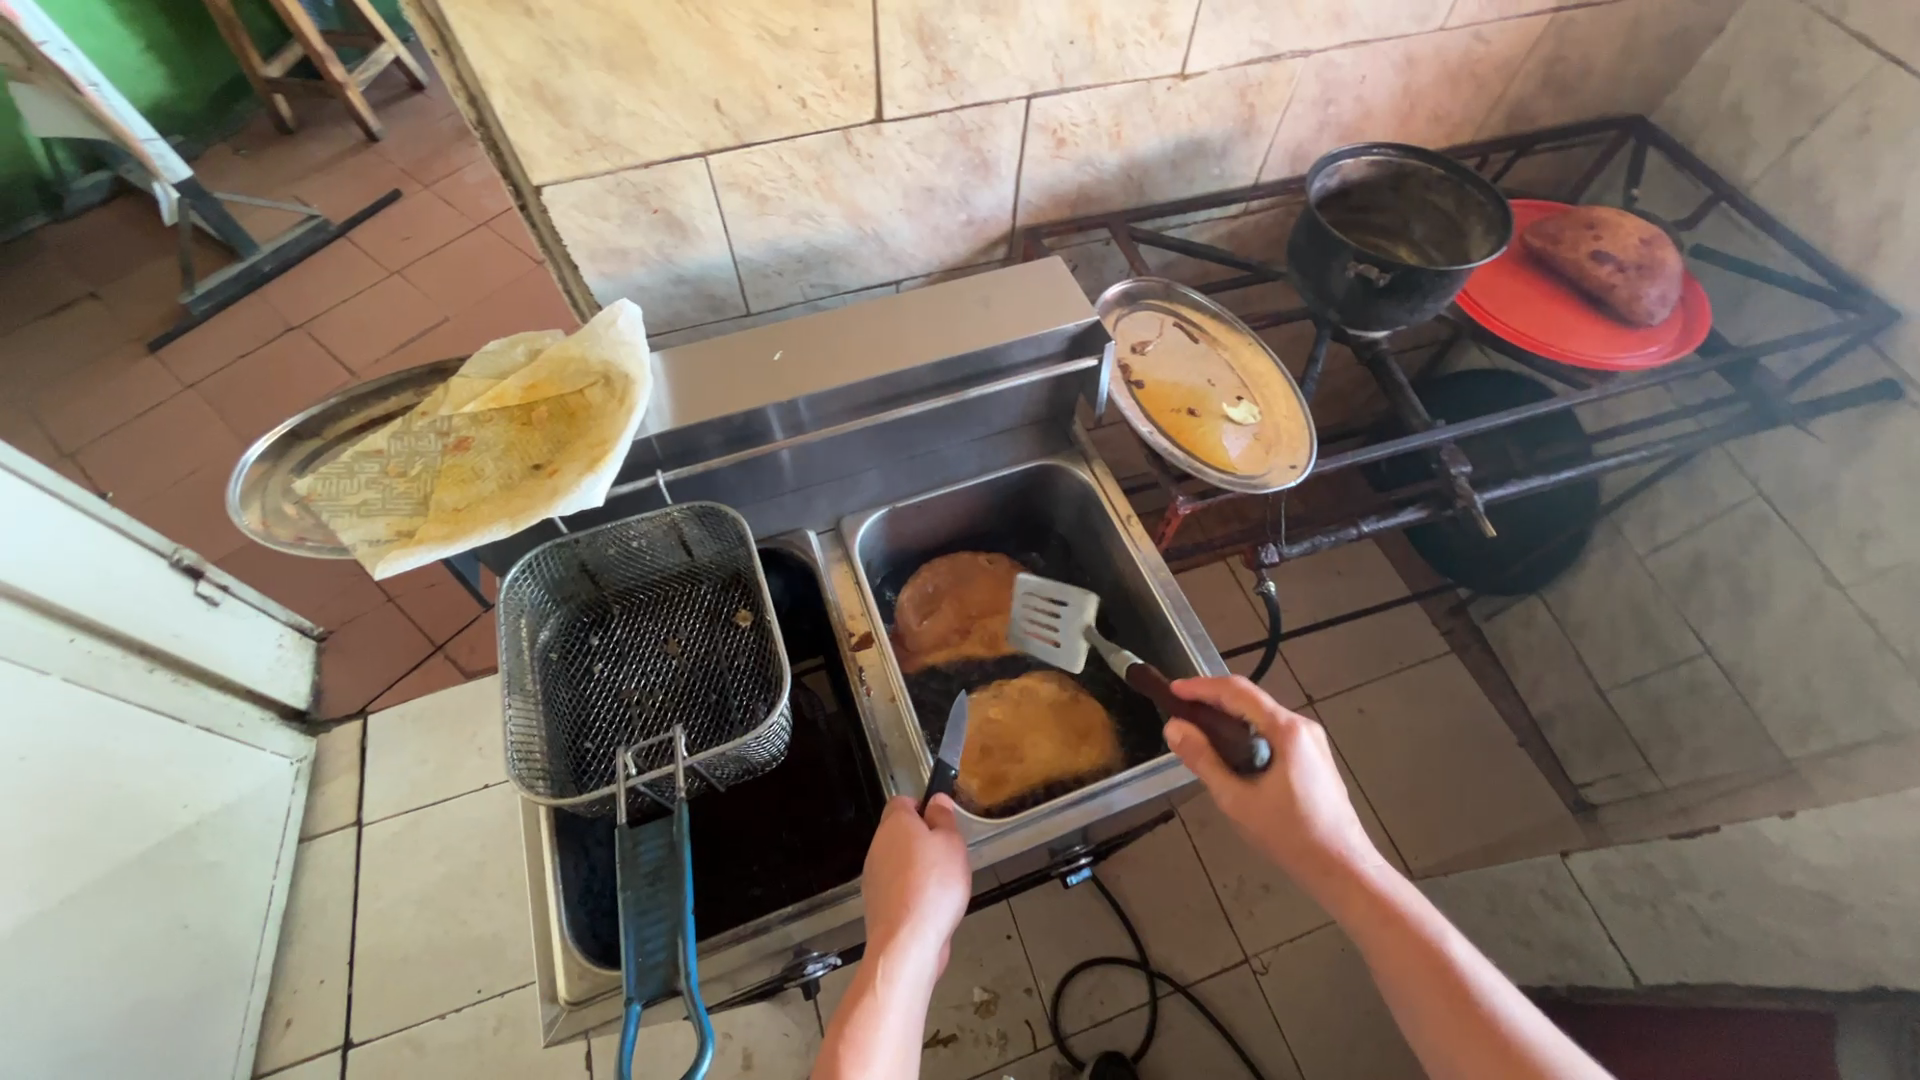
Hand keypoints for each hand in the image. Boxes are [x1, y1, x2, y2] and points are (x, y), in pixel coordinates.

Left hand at [860, 794, 969, 974]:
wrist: (907, 942)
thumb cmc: (934, 884)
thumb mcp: (951, 843)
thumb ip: (943, 818)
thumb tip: (936, 801)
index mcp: (894, 824)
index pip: (902, 801)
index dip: (923, 807)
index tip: (942, 824)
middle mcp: (878, 845)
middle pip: (901, 833)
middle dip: (924, 840)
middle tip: (949, 855)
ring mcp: (874, 876)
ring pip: (899, 861)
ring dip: (919, 868)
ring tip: (943, 885)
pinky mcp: (876, 903)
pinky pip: (898, 887)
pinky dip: (913, 892)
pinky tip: (931, 907)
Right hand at [1165, 676, 1388, 889]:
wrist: (1343, 869)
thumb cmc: (1290, 835)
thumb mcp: (1236, 799)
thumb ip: (1203, 760)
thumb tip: (1174, 727)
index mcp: (1286, 730)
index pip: (1237, 691)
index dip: (1201, 687)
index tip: (1173, 690)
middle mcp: (1301, 726)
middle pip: (1250, 700)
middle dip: (1212, 701)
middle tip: (1180, 711)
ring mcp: (1310, 741)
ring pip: (1261, 717)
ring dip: (1228, 718)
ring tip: (1197, 730)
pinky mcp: (1312, 757)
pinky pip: (1272, 733)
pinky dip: (1245, 733)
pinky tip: (1228, 751)